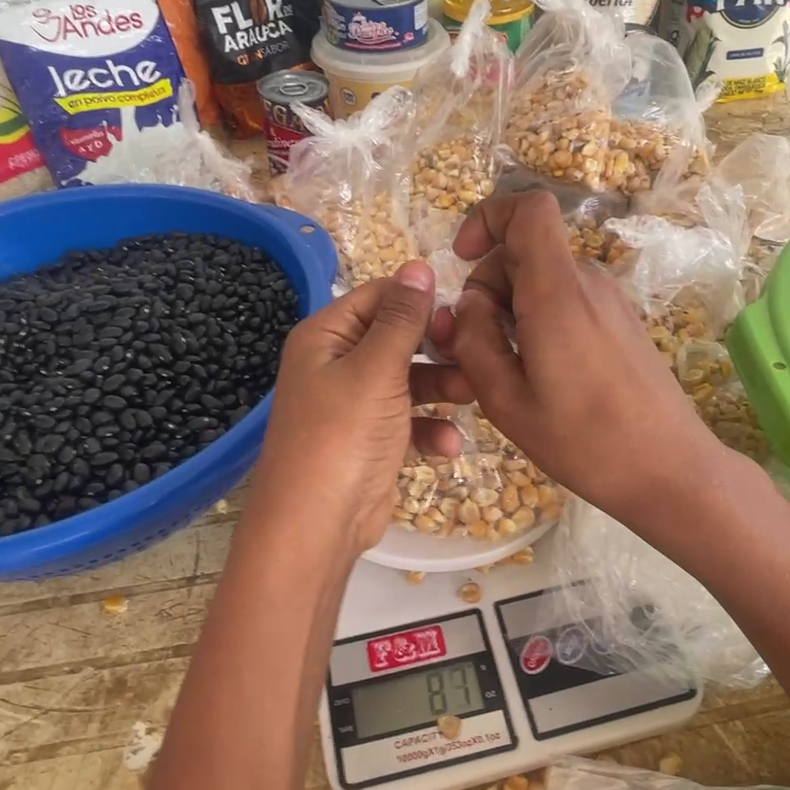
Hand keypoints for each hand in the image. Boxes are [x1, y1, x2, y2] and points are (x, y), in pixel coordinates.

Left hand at [251, 261, 473, 557]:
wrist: (317, 525)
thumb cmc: (342, 436)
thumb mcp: (375, 370)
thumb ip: (402, 319)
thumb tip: (418, 264)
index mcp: (326, 336)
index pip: (378, 297)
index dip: (419, 301)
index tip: (461, 314)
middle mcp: (337, 364)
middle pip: (398, 339)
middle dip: (437, 348)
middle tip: (472, 355)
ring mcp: (355, 405)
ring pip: (409, 381)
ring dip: (441, 389)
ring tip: (472, 398)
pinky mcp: (372, 441)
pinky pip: (409, 422)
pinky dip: (429, 430)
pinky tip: (449, 446)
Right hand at [438, 192, 721, 527]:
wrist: (669, 469)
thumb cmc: (584, 441)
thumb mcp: (506, 400)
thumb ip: (474, 341)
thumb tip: (468, 304)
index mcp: (557, 292)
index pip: (529, 208)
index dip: (488, 217)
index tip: (461, 259)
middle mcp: (587, 283)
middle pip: (525, 251)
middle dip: (486, 287)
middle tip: (471, 348)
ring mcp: (610, 301)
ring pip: (543, 280)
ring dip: (510, 310)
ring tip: (504, 372)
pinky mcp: (621, 322)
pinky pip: (566, 301)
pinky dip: (538, 321)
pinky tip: (539, 376)